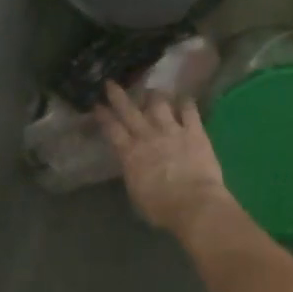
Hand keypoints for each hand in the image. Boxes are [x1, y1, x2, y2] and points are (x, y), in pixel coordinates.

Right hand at [96, 81, 237, 237]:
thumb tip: (133, 165)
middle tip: (111, 83)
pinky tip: (185, 98)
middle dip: (119, 96)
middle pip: (130, 111)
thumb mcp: (136, 193)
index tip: (97, 104)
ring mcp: (172, 131)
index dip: (103, 116)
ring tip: (152, 90)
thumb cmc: (161, 208)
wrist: (194, 204)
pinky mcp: (195, 132)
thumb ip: (133, 173)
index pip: (112, 130)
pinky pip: (190, 111)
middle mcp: (148, 136)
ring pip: (159, 105)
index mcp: (130, 154)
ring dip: (154, 96)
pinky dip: (186, 103)